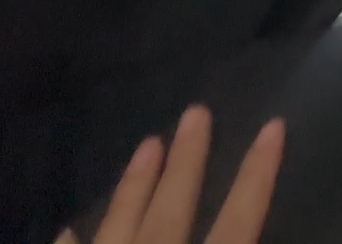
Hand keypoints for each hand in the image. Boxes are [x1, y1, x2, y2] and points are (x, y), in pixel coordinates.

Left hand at [59, 105, 284, 243]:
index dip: (257, 174)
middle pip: (172, 211)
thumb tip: (256, 227)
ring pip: (119, 229)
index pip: (238, 220)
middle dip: (186, 161)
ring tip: (146, 144)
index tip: (274, 125)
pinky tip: (68, 230)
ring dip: (133, 188)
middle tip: (195, 111)